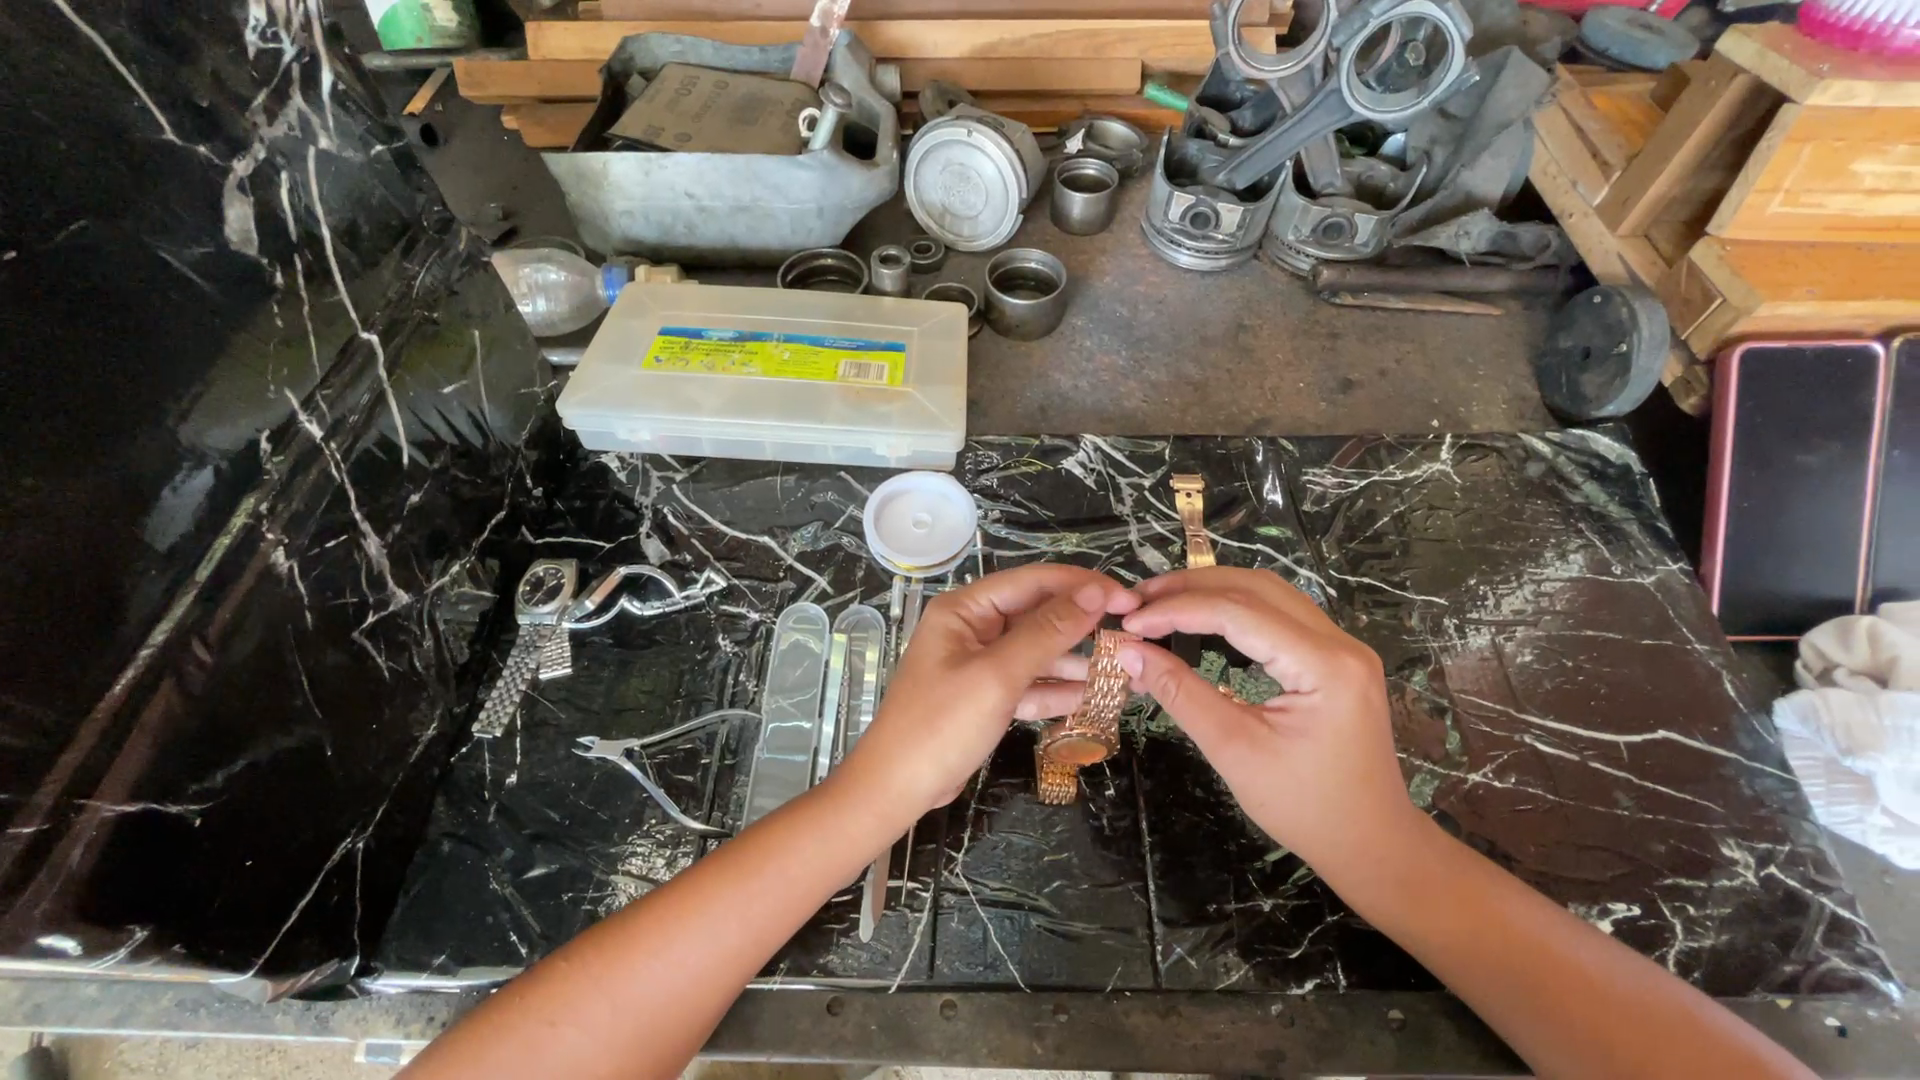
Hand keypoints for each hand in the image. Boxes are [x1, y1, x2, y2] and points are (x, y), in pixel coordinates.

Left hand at [840, 564, 1137, 818]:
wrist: (897, 789)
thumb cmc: (941, 726)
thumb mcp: (998, 676)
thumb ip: (1047, 633)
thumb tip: (1093, 594)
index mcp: (965, 609)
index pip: (1033, 582)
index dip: (1083, 586)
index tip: (1127, 599)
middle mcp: (972, 628)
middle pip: (1037, 615)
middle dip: (1082, 626)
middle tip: (1131, 635)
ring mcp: (978, 663)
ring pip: (1037, 651)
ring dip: (1075, 662)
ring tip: (1122, 670)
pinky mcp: (985, 696)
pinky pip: (1028, 683)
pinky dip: (1055, 690)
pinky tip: (1091, 697)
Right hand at [1115, 567, 1416, 868]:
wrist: (1370, 843)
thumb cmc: (1304, 808)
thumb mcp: (1234, 751)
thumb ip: (1180, 694)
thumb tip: (1129, 652)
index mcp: (1324, 665)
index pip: (1238, 614)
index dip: (1177, 611)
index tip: (1130, 624)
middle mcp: (1340, 643)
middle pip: (1255, 588)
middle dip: (1191, 587)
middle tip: (1138, 600)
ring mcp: (1342, 647)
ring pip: (1268, 594)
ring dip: (1212, 592)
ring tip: (1161, 603)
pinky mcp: (1334, 659)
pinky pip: (1279, 615)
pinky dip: (1234, 610)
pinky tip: (1201, 620)